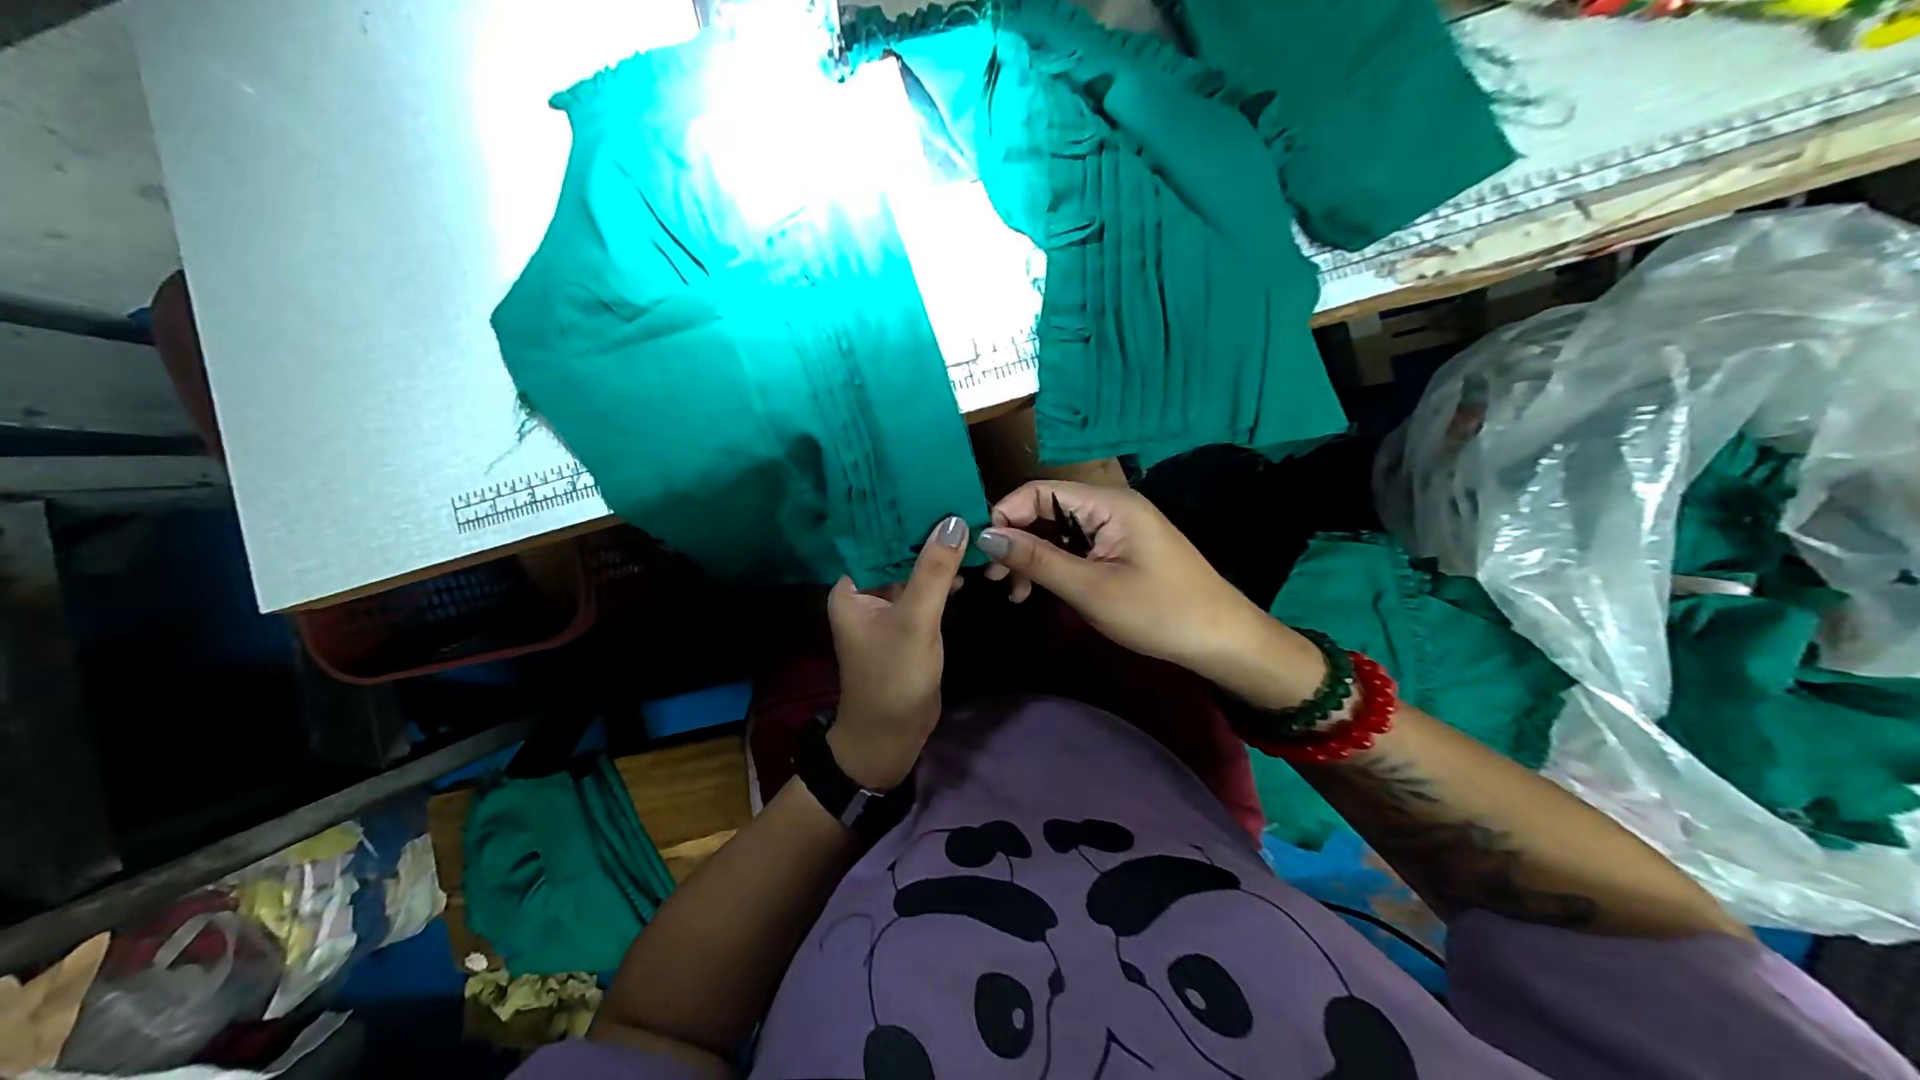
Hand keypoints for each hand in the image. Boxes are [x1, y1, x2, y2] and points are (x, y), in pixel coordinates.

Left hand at [826, 514, 968, 789]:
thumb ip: (935, 571)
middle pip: (897, 553)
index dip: (906, 517)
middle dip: (927, 534)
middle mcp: (864, 593)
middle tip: (962, 504)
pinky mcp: (907, 624)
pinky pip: (924, 591)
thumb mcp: (916, 620)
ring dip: (937, 556)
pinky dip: (942, 580)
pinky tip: (966, 567)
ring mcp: (887, 609)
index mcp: (851, 587)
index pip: (877, 539)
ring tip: (970, 528)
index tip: (937, 490)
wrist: (892, 737)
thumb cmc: (894, 678)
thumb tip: (955, 520)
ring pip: (914, 572)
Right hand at [974, 481, 1326, 704]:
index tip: (984, 552)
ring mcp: (1117, 528)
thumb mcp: (1089, 588)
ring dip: (1032, 556)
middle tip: (996, 579)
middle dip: (1016, 539)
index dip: (1006, 514)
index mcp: (1108, 502)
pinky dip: (1054, 566)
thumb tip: (986, 535)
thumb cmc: (1158, 611)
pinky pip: (1076, 547)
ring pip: (1058, 530)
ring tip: (1016, 593)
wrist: (1221, 640)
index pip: (1039, 490)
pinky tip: (1039, 591)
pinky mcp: (1121, 549)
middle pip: (1046, 508)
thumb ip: (1036, 558)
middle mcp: (1111, 506)